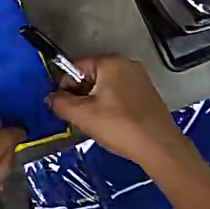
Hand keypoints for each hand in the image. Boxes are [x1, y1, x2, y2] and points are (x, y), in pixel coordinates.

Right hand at [46, 55, 191, 166]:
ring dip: (95, 103)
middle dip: (81, 95)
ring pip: (105, 87)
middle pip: (91, 76)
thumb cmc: (120, 126)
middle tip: (80, 117)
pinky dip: (111, 106)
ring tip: (96, 123)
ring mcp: (140, 79)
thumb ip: (61, 103)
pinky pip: (120, 95)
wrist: (158, 146)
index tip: (65, 107)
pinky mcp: (147, 94)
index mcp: (112, 62)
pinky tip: (112, 124)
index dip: (65, 86)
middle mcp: (127, 64)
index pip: (76, 66)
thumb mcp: (83, 115)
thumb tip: (51, 97)